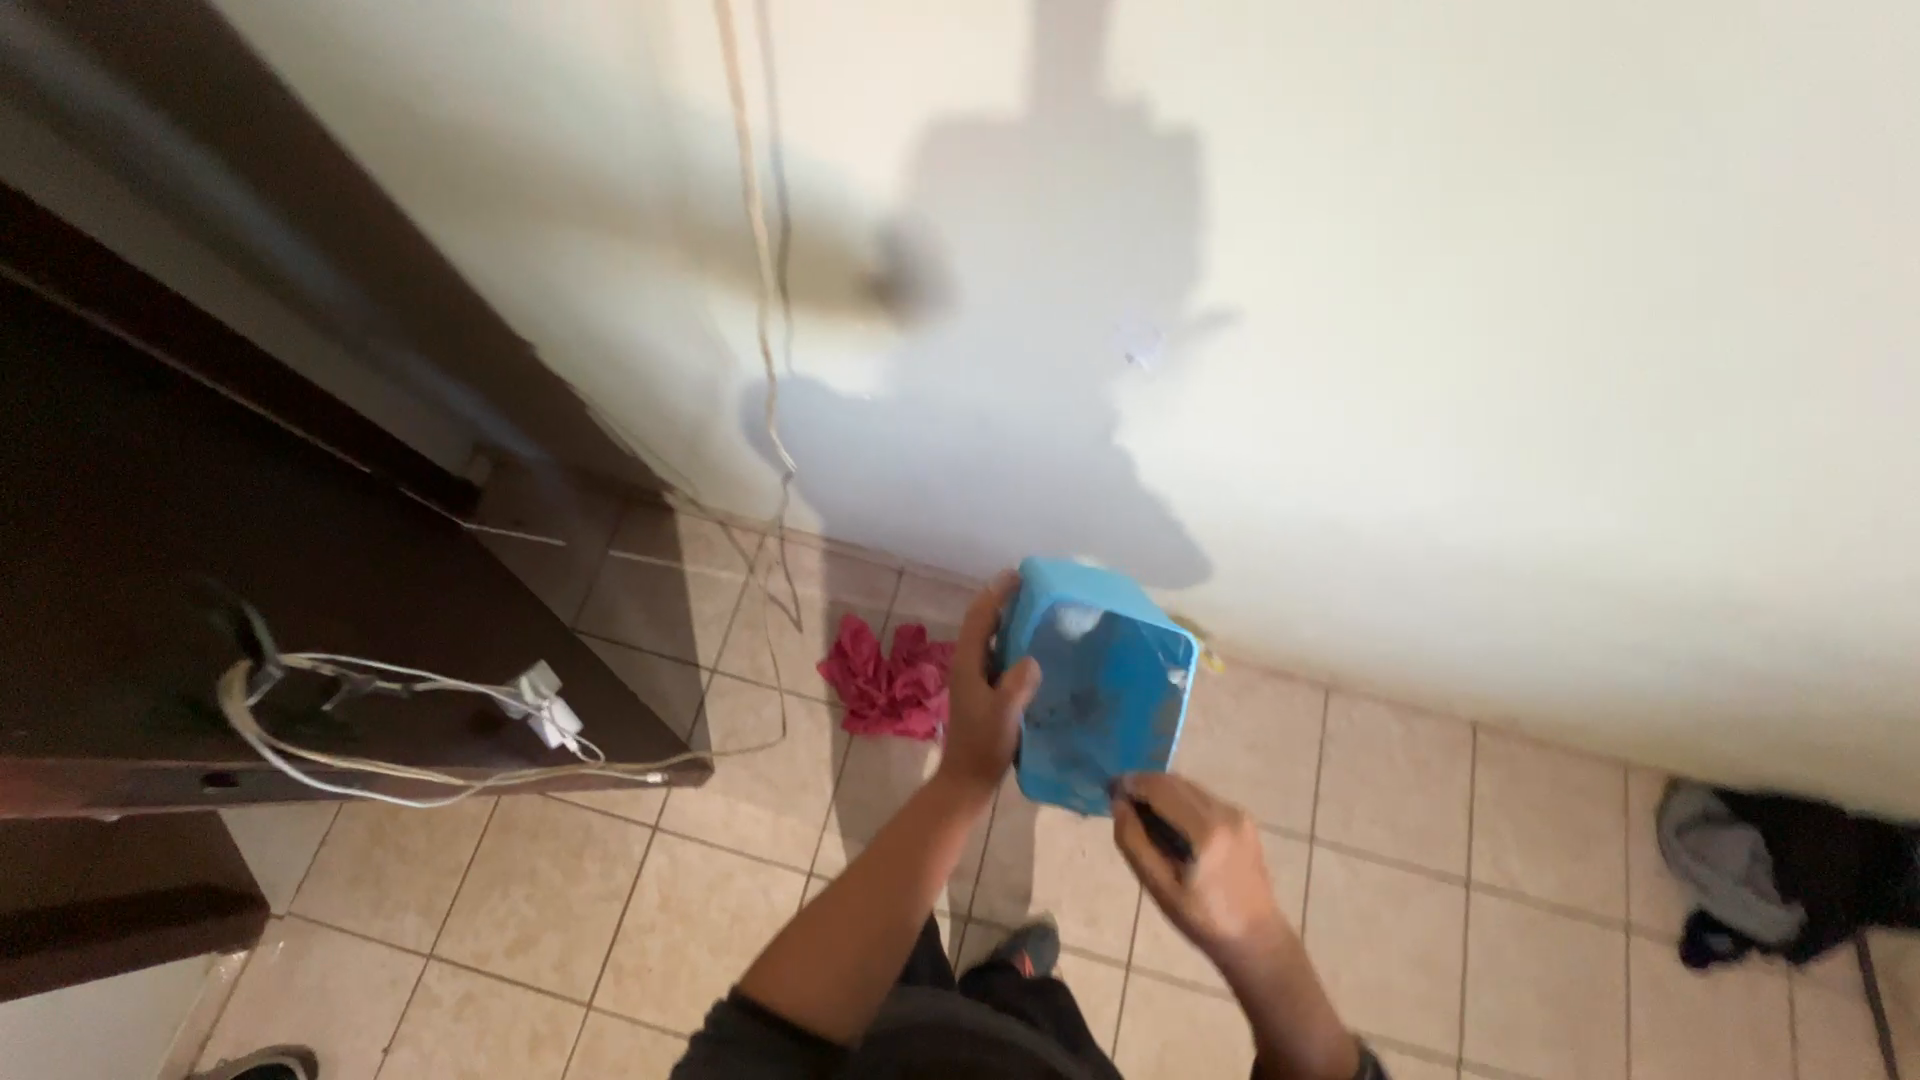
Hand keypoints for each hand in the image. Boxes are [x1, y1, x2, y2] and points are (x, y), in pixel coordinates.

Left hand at [935, 571, 1041, 796]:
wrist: (968, 779)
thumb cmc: (984, 747)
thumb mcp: (1003, 716)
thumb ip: (1016, 686)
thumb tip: (1031, 658)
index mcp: (968, 663)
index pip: (980, 617)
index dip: (997, 593)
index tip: (1019, 574)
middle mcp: (967, 663)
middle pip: (981, 621)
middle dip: (1001, 599)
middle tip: (1030, 584)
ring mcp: (973, 676)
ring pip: (988, 636)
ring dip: (1005, 617)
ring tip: (1034, 606)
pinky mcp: (983, 688)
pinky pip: (996, 652)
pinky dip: (1010, 639)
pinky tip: (1031, 645)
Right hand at [1112, 772, 1288, 971]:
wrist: (1257, 939)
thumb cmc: (1203, 920)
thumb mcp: (1159, 887)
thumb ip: (1133, 842)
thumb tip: (1118, 803)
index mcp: (1206, 830)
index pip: (1160, 788)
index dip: (1132, 783)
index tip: (1109, 789)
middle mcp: (1225, 812)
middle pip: (1175, 782)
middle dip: (1144, 785)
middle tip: (1120, 801)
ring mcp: (1238, 814)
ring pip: (1189, 787)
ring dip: (1162, 791)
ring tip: (1141, 814)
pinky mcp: (1244, 819)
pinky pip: (1203, 798)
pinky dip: (1180, 801)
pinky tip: (1170, 823)